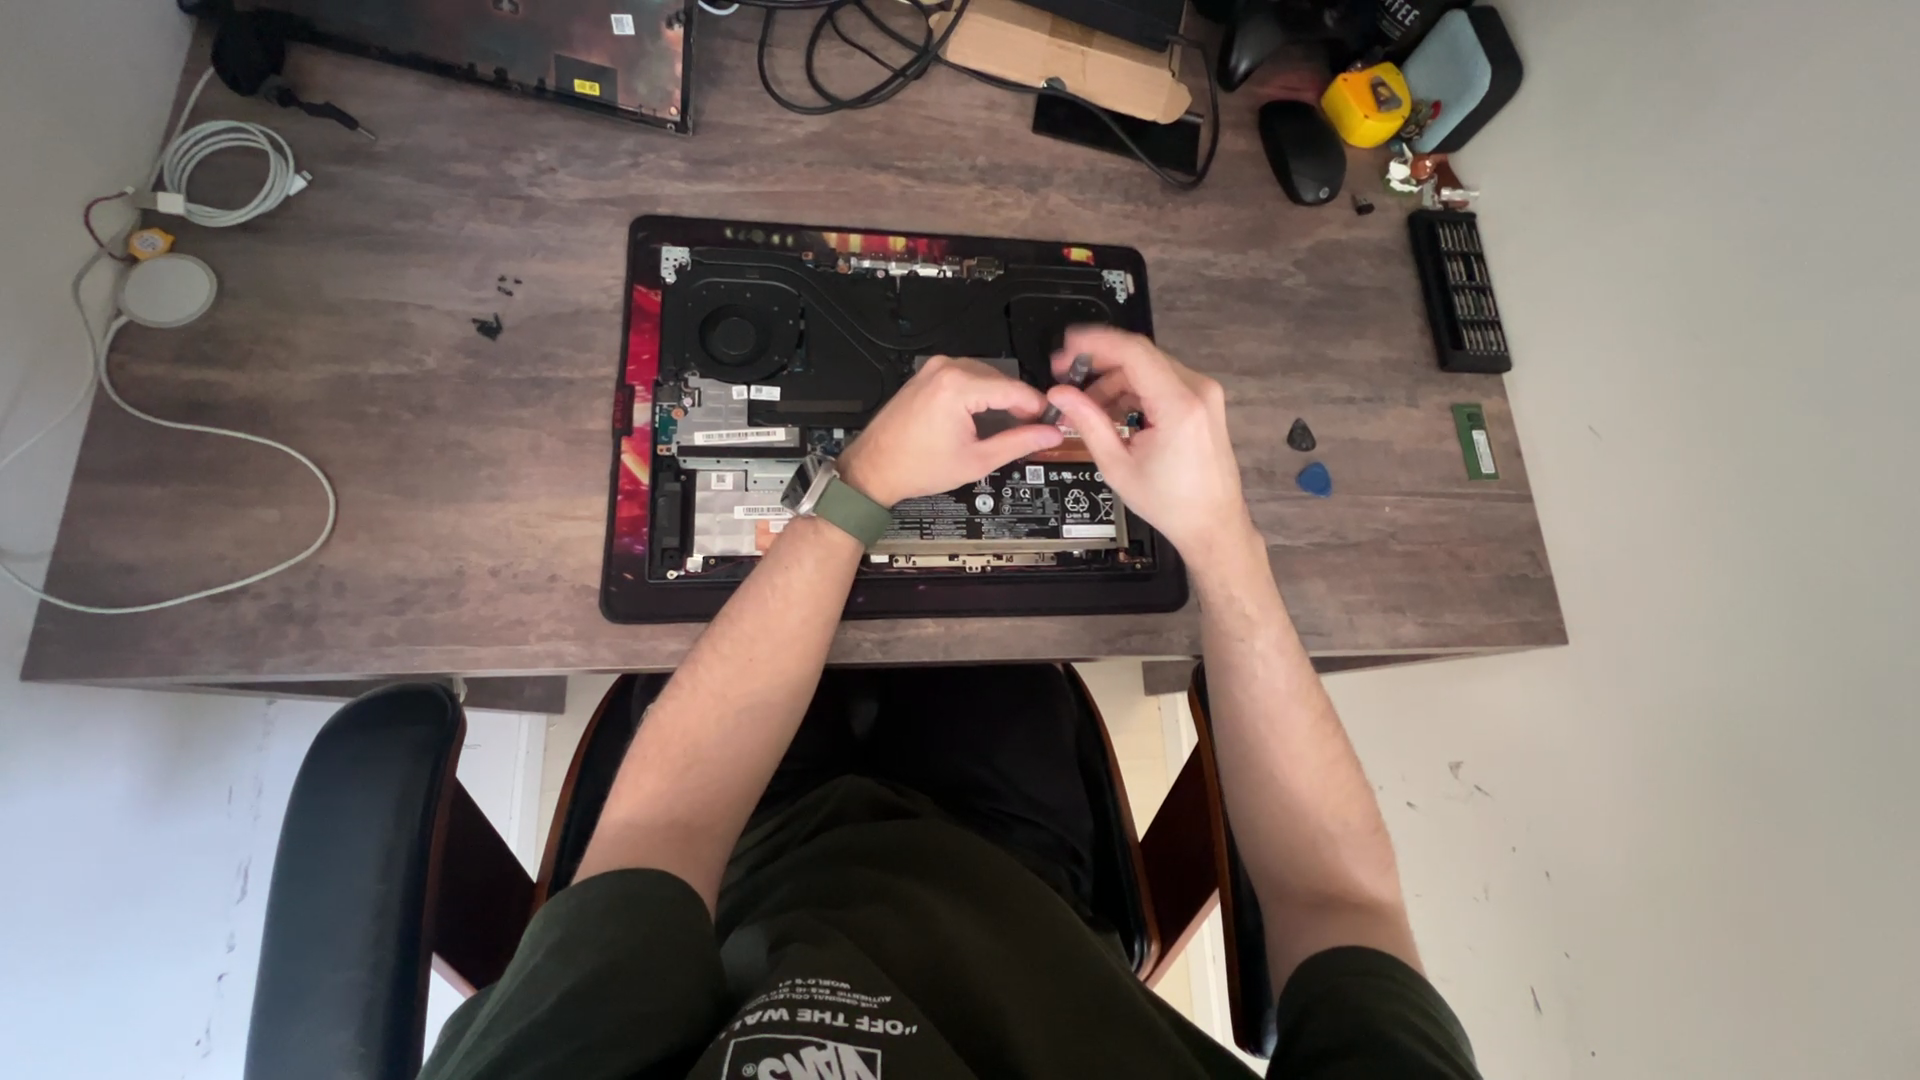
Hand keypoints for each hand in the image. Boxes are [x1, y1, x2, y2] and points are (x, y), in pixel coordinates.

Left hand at [837, 356, 1063, 505]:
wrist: (875, 468)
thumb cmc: (915, 467)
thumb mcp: (977, 460)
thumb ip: (1018, 443)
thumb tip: (1048, 434)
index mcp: (958, 386)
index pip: (1015, 389)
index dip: (1037, 407)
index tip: (1051, 421)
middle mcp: (946, 369)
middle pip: (1002, 380)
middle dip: (1018, 404)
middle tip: (1032, 429)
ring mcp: (934, 369)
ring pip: (986, 377)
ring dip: (1000, 399)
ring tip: (1008, 427)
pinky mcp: (928, 375)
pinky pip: (966, 377)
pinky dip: (980, 394)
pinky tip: (983, 418)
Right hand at [1043, 326, 1253, 558]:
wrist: (1212, 523)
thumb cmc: (1173, 503)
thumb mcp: (1118, 466)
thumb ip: (1087, 423)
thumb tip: (1061, 396)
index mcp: (1179, 405)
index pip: (1132, 352)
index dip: (1094, 344)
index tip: (1068, 347)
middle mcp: (1198, 391)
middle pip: (1138, 358)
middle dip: (1098, 365)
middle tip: (1067, 379)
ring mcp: (1204, 395)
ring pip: (1147, 369)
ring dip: (1114, 382)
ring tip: (1087, 408)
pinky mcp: (1202, 402)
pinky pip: (1161, 382)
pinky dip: (1133, 391)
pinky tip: (1113, 413)